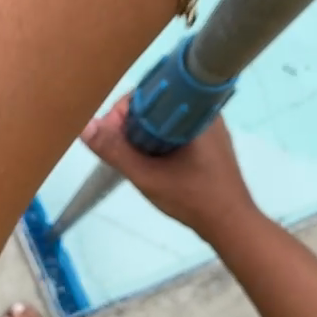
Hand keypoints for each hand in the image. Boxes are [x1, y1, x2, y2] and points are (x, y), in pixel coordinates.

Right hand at [81, 96, 259, 238]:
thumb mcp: (147, 176)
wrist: (231, 225)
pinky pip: (175, 132)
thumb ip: (115, 150)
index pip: (150, 92)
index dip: (124, 110)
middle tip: (119, 150)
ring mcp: (208, 128)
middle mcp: (204, 112)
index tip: (112, 133)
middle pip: (156, 105)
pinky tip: (151, 163)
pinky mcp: (208, 143)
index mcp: (195, 111)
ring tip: (133, 158)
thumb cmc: (193, 199)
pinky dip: (158, 142)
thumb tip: (85, 126)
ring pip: (164, 119)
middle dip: (132, 124)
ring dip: (144, 135)